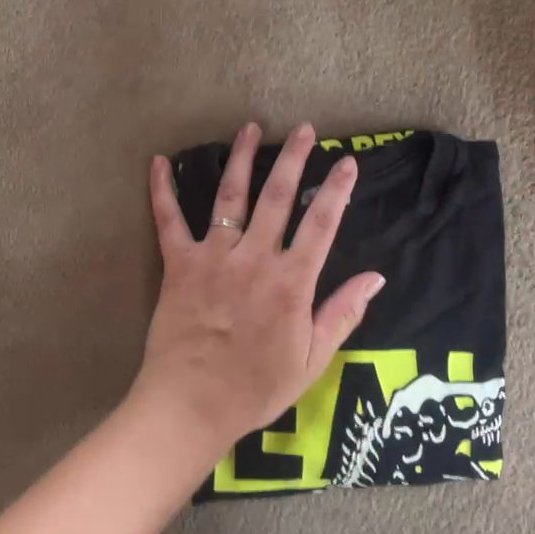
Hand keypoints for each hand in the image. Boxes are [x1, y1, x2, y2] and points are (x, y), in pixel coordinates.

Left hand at [130, 123, 385, 451]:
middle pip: (278, 196)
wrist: (192, 405)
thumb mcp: (313, 360)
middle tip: (302, 128)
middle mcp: (255, 258)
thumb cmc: (256, 387)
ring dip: (240, 159)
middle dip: (292, 158)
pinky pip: (168, 220)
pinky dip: (162, 189)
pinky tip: (158, 161)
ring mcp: (214, 256)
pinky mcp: (179, 264)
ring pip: (230, 197)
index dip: (337, 189)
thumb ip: (343, 313)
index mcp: (291, 282)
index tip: (347, 161)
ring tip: (249, 128)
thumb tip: (376, 277)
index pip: (322, 224)